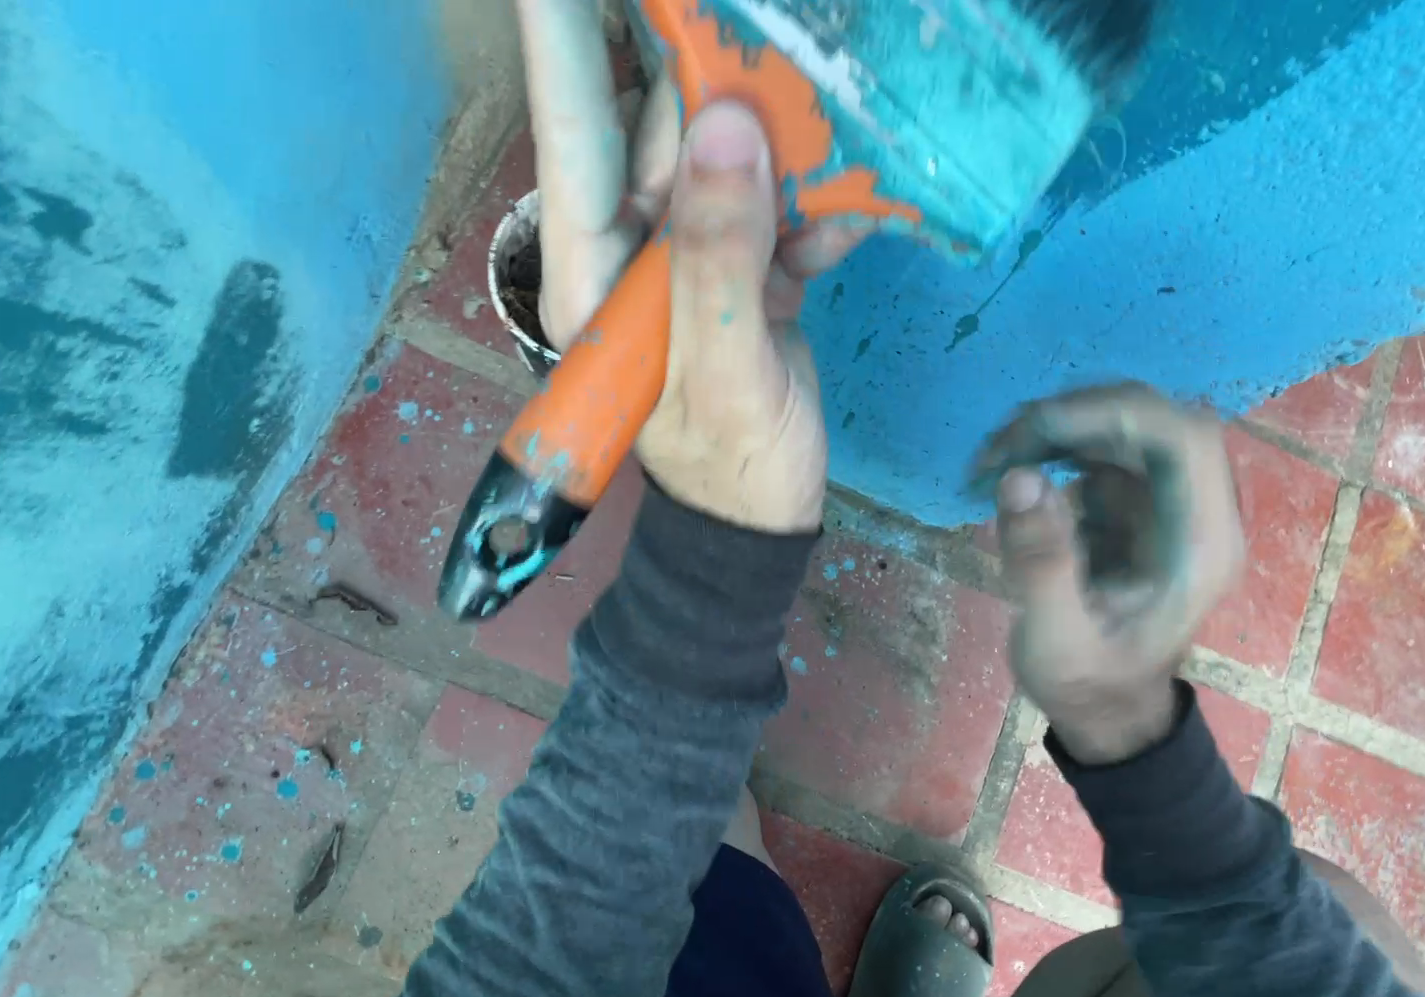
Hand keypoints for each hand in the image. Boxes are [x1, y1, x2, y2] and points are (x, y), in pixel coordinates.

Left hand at [517, 0, 863, 532]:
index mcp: (599, 276)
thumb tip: (730, 130)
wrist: (765, 518)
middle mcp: (637, 252)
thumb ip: (719, 263)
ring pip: (730, 164)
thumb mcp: (725, 376)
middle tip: (755, 19)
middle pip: (663, 133)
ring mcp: (693, 260)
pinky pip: (778, 213)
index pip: (574, 138)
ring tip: (823, 85)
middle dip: (702, 62)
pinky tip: (856, 204)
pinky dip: (819, 207)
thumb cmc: (733, 467)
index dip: (568, 37)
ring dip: (781, 131)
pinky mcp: (743, 272)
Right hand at [977, 385, 1245, 763]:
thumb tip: (1017, 477)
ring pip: (1119, 425)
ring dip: (1053, 427)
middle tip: (998, 449)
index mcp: (1200, 544)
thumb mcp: (1057, 641)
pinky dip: (1047, 444)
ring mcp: (1162, 501)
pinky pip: (1095, 446)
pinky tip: (1006, 469)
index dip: (1113, 414)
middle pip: (1148, 419)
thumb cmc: (1090, 683)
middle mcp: (1192, 509)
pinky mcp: (1129, 500)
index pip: (1183, 440)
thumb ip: (1041, 564)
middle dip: (1070, 418)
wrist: (1104, 707)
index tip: (1036, 429)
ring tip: (991, 459)